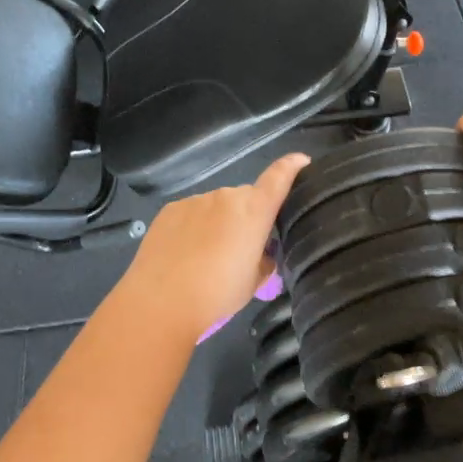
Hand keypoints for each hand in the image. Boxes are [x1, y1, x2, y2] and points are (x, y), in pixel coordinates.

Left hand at [116, 153, 310, 343]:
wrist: (161, 301)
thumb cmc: (217, 293)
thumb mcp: (253, 283)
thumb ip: (264, 261)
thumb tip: (262, 254)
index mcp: (254, 211)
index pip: (278, 177)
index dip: (291, 166)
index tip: (301, 160)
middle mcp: (227, 197)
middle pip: (245, 199)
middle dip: (247, 217)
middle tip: (239, 249)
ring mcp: (196, 200)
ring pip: (216, 207)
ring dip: (218, 223)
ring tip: (206, 257)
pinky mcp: (170, 209)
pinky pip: (192, 213)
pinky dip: (194, 227)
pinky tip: (184, 253)